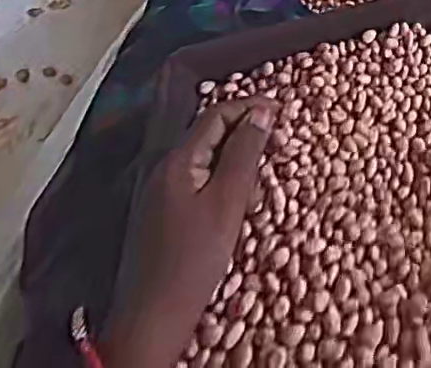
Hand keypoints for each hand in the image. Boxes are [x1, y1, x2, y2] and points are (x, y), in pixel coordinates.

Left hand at [103, 99, 274, 367]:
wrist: (150, 324)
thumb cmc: (192, 263)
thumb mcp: (227, 203)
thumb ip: (244, 154)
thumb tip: (261, 113)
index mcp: (178, 161)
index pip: (217, 114)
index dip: (250, 106)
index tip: (280, 109)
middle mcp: (166, 170)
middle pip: (210, 133)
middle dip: (245, 128)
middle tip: (277, 136)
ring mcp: (162, 193)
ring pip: (206, 157)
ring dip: (236, 154)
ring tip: (264, 165)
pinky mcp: (165, 214)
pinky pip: (199, 179)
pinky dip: (224, 176)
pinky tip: (240, 195)